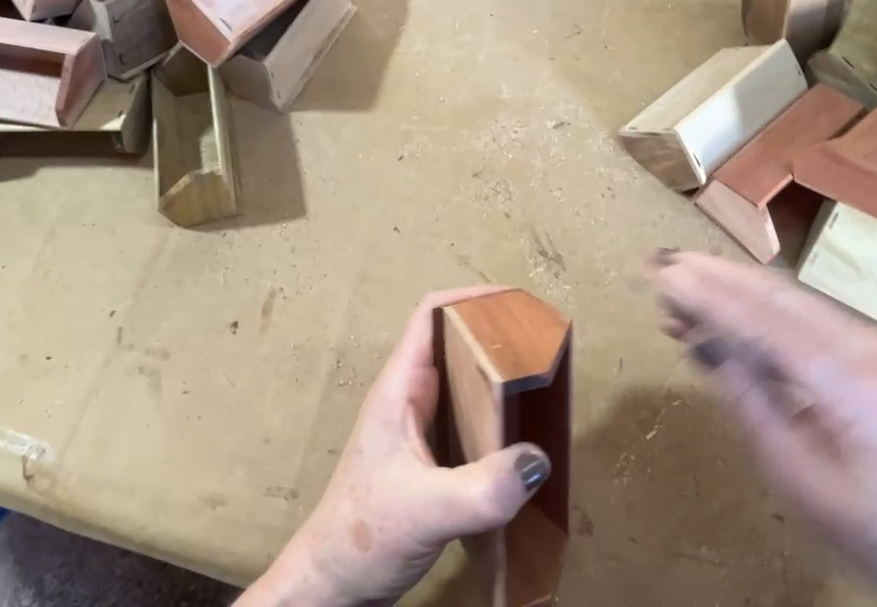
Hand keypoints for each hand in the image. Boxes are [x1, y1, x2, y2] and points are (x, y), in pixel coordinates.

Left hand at [240, 287, 552, 606]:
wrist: (333, 584)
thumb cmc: (362, 535)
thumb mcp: (426, 509)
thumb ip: (482, 488)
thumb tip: (539, 459)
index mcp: (399, 388)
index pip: (430, 316)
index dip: (471, 298)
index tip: (517, 302)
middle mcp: (409, 399)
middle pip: (453, 343)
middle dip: (495, 335)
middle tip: (543, 343)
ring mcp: (418, 429)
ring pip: (463, 384)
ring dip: (498, 377)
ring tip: (543, 382)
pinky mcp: (430, 460)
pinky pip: (470, 422)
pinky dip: (498, 418)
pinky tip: (525, 436)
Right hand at [652, 251, 876, 606]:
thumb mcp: (797, 479)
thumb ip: (749, 401)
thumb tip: (703, 341)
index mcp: (863, 394)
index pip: (771, 326)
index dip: (711, 297)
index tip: (662, 276)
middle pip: (783, 298)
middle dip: (717, 278)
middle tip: (661, 264)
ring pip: (796, 300)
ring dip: (736, 290)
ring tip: (679, 288)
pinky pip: (813, 318)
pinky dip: (764, 311)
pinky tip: (726, 315)